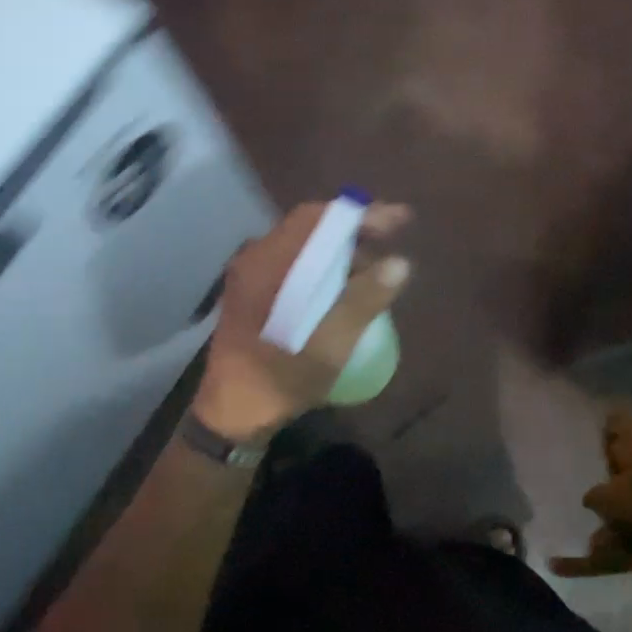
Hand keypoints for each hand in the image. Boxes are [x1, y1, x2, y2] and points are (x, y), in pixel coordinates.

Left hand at [190, 201, 411, 441]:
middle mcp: (256, 259)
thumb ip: (363, 300)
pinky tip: (347, 289)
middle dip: (356, 230)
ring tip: (376, 269)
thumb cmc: (278, 378)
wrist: (231, 417)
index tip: (401, 219)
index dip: (362, 214)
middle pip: (311, 228)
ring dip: (342, 250)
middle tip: (393, 241)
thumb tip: (400, 263)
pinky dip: (326, 268)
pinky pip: (296, 266)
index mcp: (268, 262)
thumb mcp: (328, 344)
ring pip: (305, 247)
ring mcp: (253, 278)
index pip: (318, 218)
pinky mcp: (255, 297)